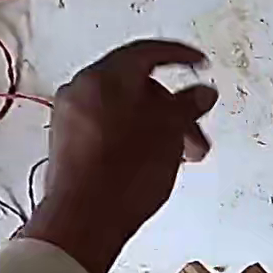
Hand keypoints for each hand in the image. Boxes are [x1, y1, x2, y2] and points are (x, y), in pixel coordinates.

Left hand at [24, 40, 217, 272]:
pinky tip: (154, 159)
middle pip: (137, 85)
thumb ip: (187, 106)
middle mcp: (83, 90)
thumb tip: (202, 92)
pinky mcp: (69, 142)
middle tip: (195, 130)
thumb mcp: (169, 133)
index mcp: (105, 78)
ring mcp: (72, 116)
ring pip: (125, 108)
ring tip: (180, 154)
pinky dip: (136, 133)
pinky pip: (110, 125)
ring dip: (158, 125)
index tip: (199, 63)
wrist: (85, 220)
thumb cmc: (125, 174)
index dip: (179, 56)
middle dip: (173, 106)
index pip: (147, 53)